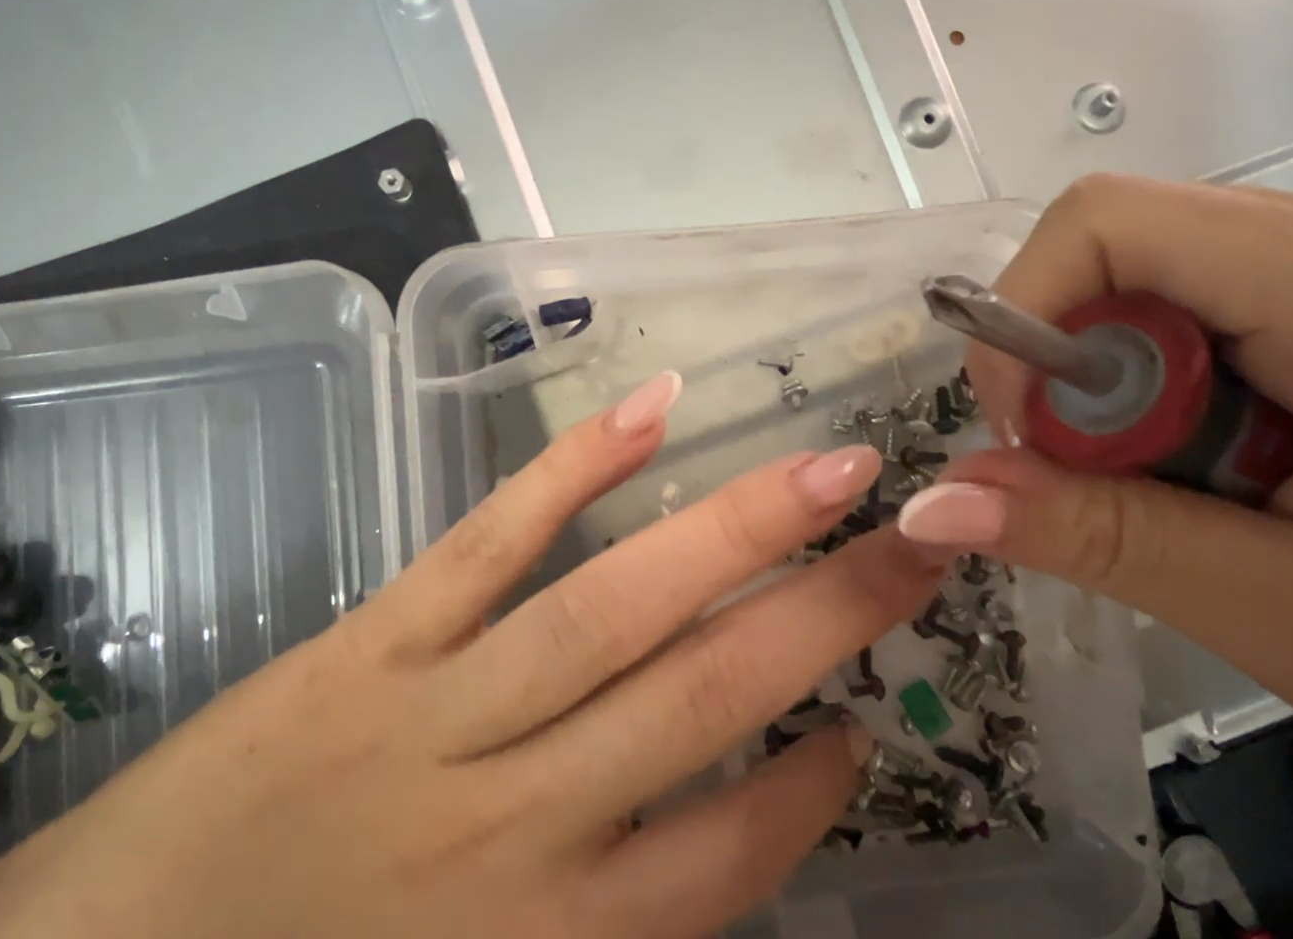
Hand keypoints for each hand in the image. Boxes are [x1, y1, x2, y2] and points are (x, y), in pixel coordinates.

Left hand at [0, 371, 943, 938]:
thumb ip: (617, 911)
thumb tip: (739, 807)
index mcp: (556, 929)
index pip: (734, 849)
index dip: (816, 784)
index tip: (864, 723)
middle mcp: (519, 814)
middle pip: (709, 699)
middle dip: (831, 613)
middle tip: (923, 536)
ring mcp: (441, 711)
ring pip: (618, 609)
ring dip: (736, 533)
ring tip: (831, 470)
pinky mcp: (369, 640)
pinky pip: (486, 545)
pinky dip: (570, 473)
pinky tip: (651, 407)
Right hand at [894, 175, 1292, 797]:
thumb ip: (1107, 542)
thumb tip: (932, 506)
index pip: (1111, 221)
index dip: (1022, 316)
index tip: (1022, 441)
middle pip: (1133, 252)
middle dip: (1081, 377)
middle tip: (1115, 495)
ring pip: (1168, 282)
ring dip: (1133, 393)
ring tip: (1202, 500)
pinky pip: (1222, 305)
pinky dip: (1184, 389)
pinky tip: (1246, 470)